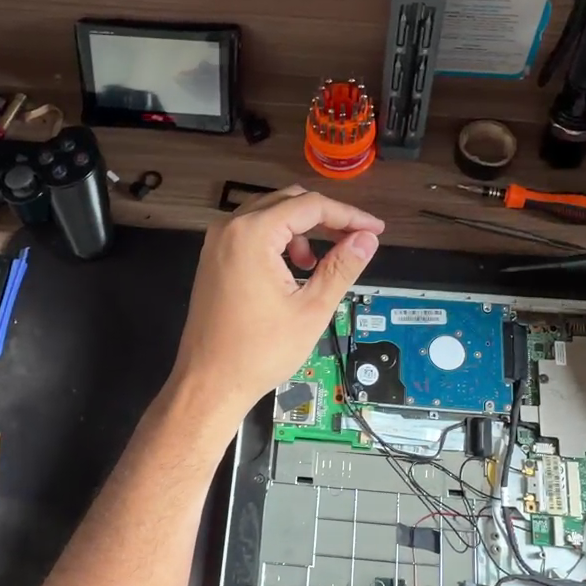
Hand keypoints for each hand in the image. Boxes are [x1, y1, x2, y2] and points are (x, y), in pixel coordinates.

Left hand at [170, 186, 383, 426]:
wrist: (209, 383)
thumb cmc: (260, 351)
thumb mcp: (311, 309)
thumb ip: (341, 267)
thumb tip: (367, 239)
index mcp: (252, 234)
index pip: (310, 206)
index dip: (348, 215)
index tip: (376, 229)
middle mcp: (230, 227)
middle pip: (288, 202)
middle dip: (325, 218)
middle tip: (355, 240)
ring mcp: (217, 242)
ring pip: (269, 215)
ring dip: (301, 230)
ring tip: (316, 265)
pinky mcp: (213, 258)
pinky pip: (252, 233)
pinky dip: (278, 241)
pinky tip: (291, 271)